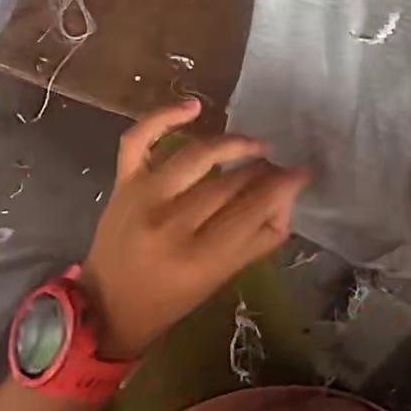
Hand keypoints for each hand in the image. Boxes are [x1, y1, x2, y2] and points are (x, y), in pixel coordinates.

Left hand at [79, 100, 311, 359]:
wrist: (107, 304)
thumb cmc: (169, 299)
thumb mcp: (220, 279)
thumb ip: (258, 239)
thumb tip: (288, 196)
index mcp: (198, 259)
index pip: (252, 210)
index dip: (284, 186)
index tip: (304, 171)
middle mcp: (169, 224)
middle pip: (229, 183)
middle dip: (263, 170)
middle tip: (279, 165)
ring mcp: (142, 197)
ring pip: (197, 156)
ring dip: (232, 144)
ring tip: (255, 145)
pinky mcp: (123, 181)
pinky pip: (140, 139)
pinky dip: (164, 116)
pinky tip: (194, 106)